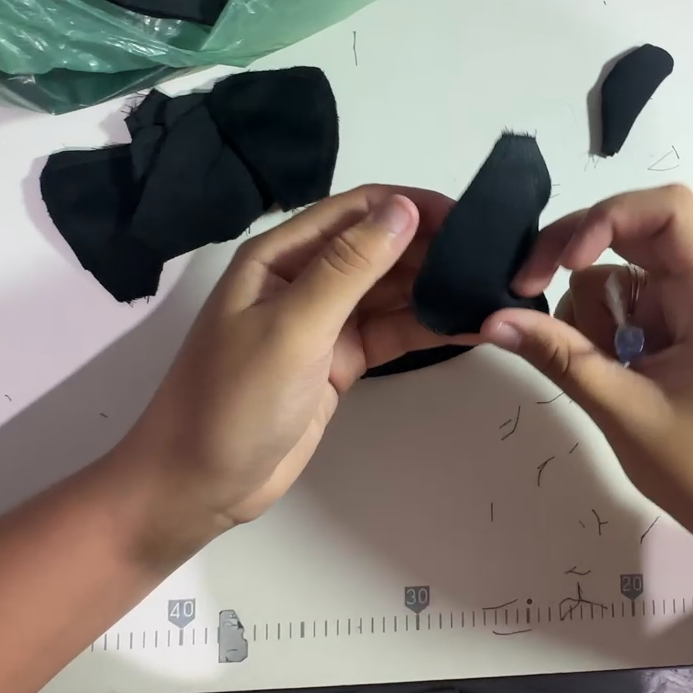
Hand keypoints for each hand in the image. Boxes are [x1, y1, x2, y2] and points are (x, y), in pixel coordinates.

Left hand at [106, 186, 474, 543]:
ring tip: (491, 290)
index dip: (412, 206)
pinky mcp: (339, 361)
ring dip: (434, 288)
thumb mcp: (292, 326)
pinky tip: (467, 326)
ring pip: (389, 291)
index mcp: (282, 256)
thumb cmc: (234, 400)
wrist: (200, 485)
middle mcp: (305, 280)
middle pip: (379, 248)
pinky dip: (425, 328)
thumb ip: (349, 268)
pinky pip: (389, 332)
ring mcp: (324, 323)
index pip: (357, 211)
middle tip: (493, 261)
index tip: (470, 218)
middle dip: (432, 249)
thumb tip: (403, 208)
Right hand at [482, 185, 692, 559]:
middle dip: (574, 252)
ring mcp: (690, 303)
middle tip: (525, 287)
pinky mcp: (674, 322)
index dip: (609, 217)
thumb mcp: (619, 409)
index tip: (565, 263)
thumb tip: (491, 320)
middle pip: (634, 229)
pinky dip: (596, 324)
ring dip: (587, 307)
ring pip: (618, 266)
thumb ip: (557, 356)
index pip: (669, 211)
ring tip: (595, 365)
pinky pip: (621, 298)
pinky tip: (605, 366)